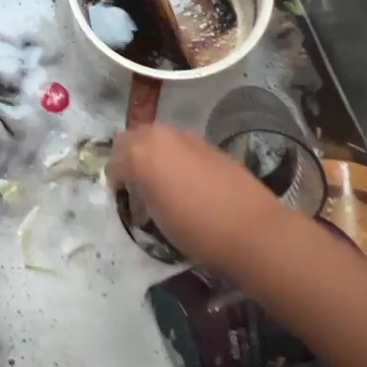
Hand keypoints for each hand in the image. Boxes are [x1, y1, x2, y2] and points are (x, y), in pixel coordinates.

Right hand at [108, 123, 286, 268]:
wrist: (252, 230)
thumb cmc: (197, 229)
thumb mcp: (156, 217)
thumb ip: (141, 194)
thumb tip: (140, 190)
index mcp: (139, 154)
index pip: (113, 163)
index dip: (114, 182)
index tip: (120, 198)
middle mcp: (157, 136)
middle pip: (130, 139)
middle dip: (127, 158)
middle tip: (134, 184)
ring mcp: (184, 136)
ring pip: (154, 137)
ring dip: (150, 153)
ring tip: (159, 180)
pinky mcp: (205, 143)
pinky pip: (177, 144)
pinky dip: (172, 155)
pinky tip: (184, 179)